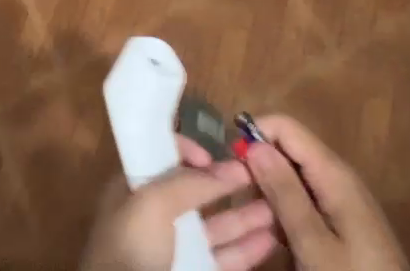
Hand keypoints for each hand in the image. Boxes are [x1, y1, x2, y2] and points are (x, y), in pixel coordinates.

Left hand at [80, 136, 278, 270]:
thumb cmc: (130, 248)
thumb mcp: (151, 203)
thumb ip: (188, 183)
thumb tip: (223, 169)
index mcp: (134, 188)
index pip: (163, 159)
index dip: (189, 152)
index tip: (215, 156)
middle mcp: (155, 215)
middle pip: (196, 192)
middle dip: (228, 183)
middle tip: (263, 175)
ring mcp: (175, 249)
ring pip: (215, 226)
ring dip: (245, 215)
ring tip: (279, 206)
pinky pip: (223, 258)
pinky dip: (246, 249)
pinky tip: (271, 239)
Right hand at [242, 115, 408, 270]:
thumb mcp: (313, 244)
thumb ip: (284, 193)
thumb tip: (254, 144)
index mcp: (334, 173)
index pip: (286, 127)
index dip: (255, 135)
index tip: (232, 165)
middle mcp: (339, 176)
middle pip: (289, 149)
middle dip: (261, 167)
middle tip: (242, 201)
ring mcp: (343, 197)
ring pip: (294, 175)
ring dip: (272, 192)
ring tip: (259, 223)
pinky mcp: (343, 217)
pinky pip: (306, 197)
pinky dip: (287, 209)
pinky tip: (280, 236)